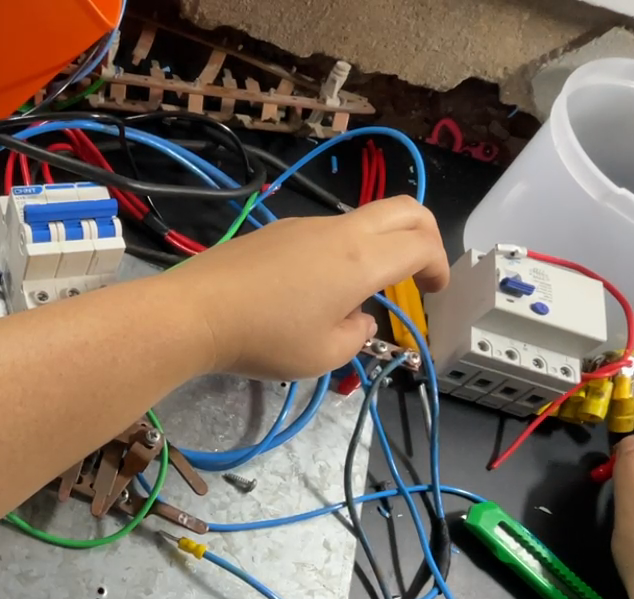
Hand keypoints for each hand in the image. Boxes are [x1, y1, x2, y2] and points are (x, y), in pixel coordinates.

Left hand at [159, 197, 450, 381]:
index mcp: (362, 260)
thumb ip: (355, 337)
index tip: (435, 288)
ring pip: (358, 220)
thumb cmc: (263, 339)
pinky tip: (309, 290)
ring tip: (356, 290)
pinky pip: (320, 234)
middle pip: (403, 209)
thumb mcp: (322, 356)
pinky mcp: (271, 233)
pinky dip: (336, 252)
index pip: (421, 244)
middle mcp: (338, 231)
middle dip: (424, 233)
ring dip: (375, 245)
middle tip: (420, 267)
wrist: (194, 314)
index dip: (438, 264)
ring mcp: (301, 226)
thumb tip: (359, 320)